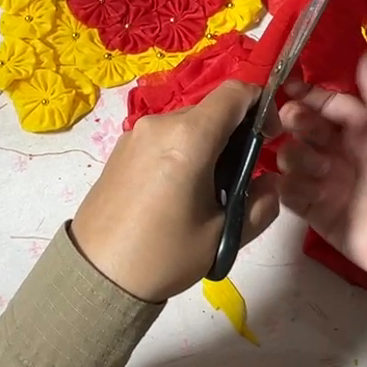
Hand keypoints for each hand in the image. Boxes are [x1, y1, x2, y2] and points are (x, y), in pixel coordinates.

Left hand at [71, 81, 280, 300]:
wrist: (97, 274)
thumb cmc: (163, 254)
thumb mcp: (224, 235)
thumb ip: (261, 204)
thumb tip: (270, 182)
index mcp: (189, 138)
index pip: (236, 92)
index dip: (262, 106)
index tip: (268, 139)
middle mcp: (160, 124)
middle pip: (212, 111)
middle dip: (235, 135)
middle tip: (238, 179)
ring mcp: (136, 134)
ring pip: (188, 124)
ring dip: (208, 146)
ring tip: (206, 192)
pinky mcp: (121, 148)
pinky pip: (164, 137)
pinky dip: (182, 151)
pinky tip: (177, 192)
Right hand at [278, 54, 366, 278]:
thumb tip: (364, 56)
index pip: (330, 104)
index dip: (310, 95)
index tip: (289, 87)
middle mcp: (343, 151)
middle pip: (306, 128)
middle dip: (295, 121)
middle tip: (290, 121)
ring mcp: (327, 181)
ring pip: (293, 158)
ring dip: (292, 155)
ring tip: (307, 164)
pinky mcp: (317, 212)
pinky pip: (290, 193)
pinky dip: (284, 187)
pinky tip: (288, 186)